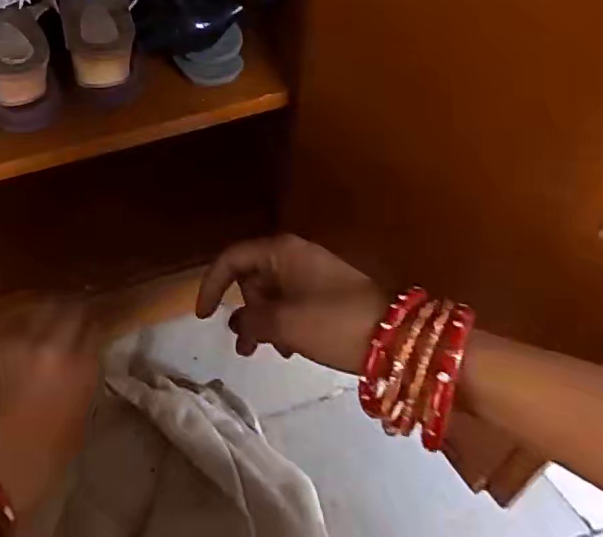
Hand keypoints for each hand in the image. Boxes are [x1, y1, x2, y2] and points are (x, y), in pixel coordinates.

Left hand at [0, 301, 100, 515]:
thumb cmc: (39, 463)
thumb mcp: (76, 426)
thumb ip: (83, 386)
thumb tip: (85, 363)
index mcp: (80, 369)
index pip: (95, 327)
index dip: (96, 326)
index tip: (95, 329)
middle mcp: (53, 346)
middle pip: (70, 309)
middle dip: (75, 312)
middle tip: (75, 319)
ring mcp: (21, 341)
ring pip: (42, 306)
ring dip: (49, 310)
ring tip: (51, 318)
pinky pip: (14, 319)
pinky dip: (23, 320)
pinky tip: (24, 329)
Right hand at [196, 234, 388, 374]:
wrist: (398, 338)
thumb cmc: (332, 322)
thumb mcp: (283, 324)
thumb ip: (250, 322)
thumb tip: (238, 325)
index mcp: (279, 250)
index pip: (231, 259)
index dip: (212, 285)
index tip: (203, 316)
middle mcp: (294, 253)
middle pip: (252, 277)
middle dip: (244, 311)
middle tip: (246, 346)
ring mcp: (313, 271)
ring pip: (272, 293)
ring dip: (264, 321)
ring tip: (269, 352)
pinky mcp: (329, 291)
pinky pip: (292, 302)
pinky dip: (284, 322)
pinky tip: (292, 348)